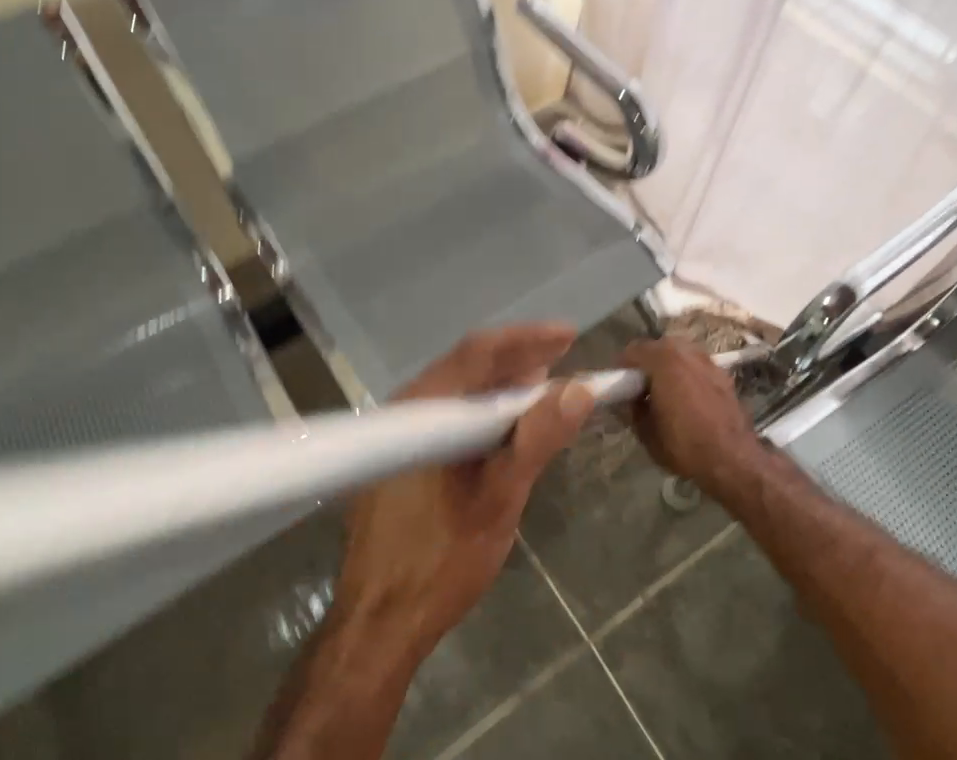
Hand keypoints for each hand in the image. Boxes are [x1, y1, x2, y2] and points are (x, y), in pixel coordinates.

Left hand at [334, 324, 592, 658]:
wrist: (380, 621)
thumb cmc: (441, 559)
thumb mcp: (499, 500)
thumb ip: (536, 440)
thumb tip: (576, 389)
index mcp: (423, 410)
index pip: (478, 352)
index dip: (527, 338)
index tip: (569, 336)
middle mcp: (404, 410)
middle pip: (466, 367)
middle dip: (517, 359)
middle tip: (564, 362)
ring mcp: (397, 436)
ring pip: (456, 393)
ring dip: (500, 387)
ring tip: (545, 388)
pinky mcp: (399, 460)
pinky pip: (445, 417)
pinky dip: (480, 413)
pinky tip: (506, 428)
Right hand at [621, 338, 759, 484]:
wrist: (734, 460)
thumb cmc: (685, 446)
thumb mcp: (646, 432)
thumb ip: (630, 409)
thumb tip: (623, 400)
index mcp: (664, 361)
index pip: (633, 350)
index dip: (622, 367)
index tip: (619, 385)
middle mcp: (687, 353)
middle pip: (658, 347)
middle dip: (646, 364)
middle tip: (639, 389)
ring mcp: (709, 361)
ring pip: (679, 354)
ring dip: (667, 367)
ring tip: (663, 392)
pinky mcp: (724, 375)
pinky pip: (697, 366)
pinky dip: (687, 374)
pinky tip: (686, 397)